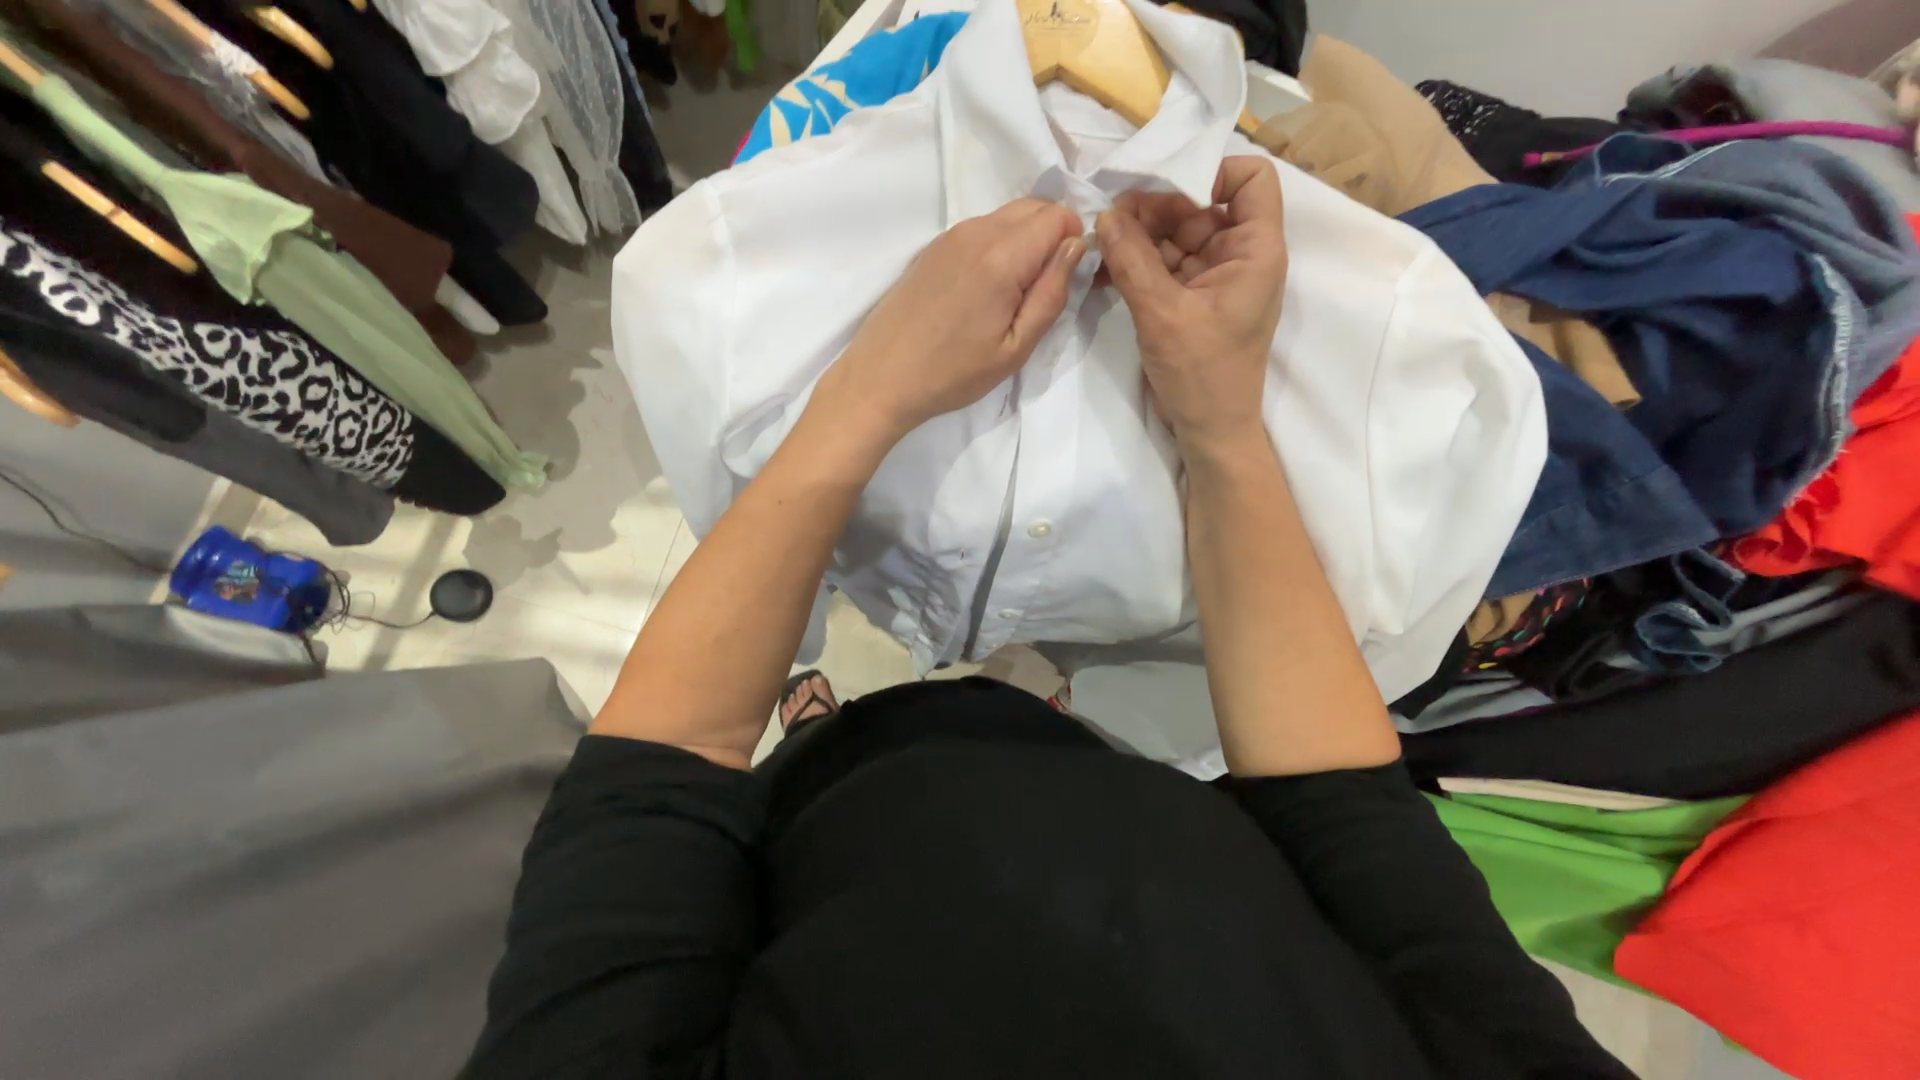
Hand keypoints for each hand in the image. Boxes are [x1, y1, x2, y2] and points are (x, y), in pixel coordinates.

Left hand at [814, 197, 1085, 441]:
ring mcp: (950, 236)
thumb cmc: (953, 373)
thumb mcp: (1016, 348)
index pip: (1058, 216)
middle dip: (1052, 235)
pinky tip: (986, 291)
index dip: (1073, 241)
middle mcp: (976, 232)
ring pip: (1007, 217)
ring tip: (1014, 294)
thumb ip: (1051, 293)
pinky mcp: (934, 247)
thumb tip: (1075, 246)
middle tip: (1045, 286)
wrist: (881, 378)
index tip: (1067, 278)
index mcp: (1002, 257)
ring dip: (1024, 242)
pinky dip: (998, 246)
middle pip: (1034, 207)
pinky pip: (982, 230)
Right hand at [1094, 157, 1286, 454]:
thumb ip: (1133, 260)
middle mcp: (1239, 256)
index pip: (1251, 179)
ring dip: (1139, 236)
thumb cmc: (1202, 374)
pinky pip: (1164, 264)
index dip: (1211, 171)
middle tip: (1111, 218)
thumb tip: (1105, 215)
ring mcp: (1213, 277)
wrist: (1209, 430)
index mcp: (1255, 251)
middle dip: (1156, 207)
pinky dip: (1137, 262)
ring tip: (1100, 244)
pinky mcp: (1190, 298)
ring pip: (1176, 234)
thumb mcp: (1163, 314)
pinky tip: (1104, 267)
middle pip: (1200, 204)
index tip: (1162, 188)